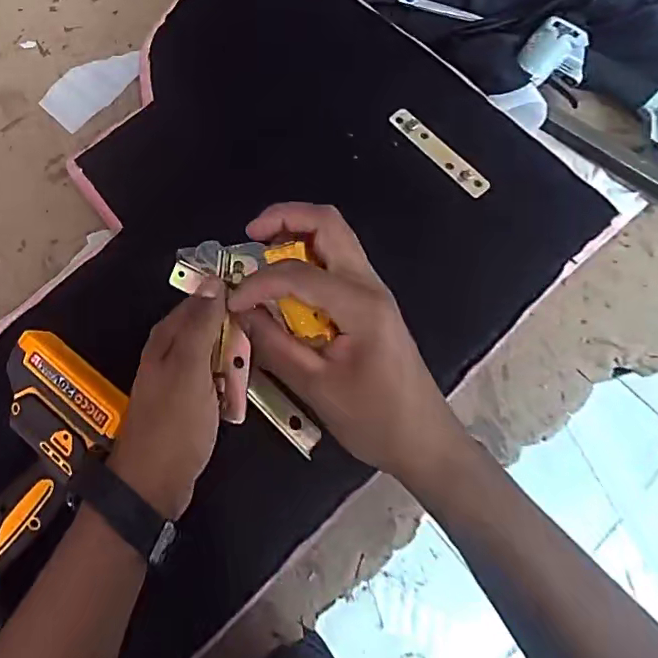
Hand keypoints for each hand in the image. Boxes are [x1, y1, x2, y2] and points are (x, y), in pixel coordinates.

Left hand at [107, 280, 226, 518]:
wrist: (154, 486)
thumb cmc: (173, 423)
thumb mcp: (190, 368)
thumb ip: (202, 324)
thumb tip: (214, 281)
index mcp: (168, 335)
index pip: (204, 300)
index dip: (231, 301)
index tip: (260, 308)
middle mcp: (172, 350)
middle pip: (213, 329)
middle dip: (235, 340)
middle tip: (248, 359)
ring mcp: (181, 377)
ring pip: (218, 356)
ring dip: (234, 366)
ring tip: (242, 383)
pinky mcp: (190, 400)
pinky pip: (216, 381)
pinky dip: (227, 387)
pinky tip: (234, 400)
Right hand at [227, 203, 469, 484]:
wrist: (425, 440)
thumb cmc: (374, 420)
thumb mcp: (316, 388)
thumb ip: (274, 344)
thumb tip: (240, 311)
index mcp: (360, 304)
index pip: (299, 272)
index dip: (259, 282)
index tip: (232, 304)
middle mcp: (369, 284)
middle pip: (328, 223)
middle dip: (285, 217)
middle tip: (249, 235)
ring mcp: (373, 289)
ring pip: (334, 235)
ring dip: (297, 232)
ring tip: (262, 252)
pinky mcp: (370, 300)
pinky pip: (336, 259)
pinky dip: (307, 254)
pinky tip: (286, 280)